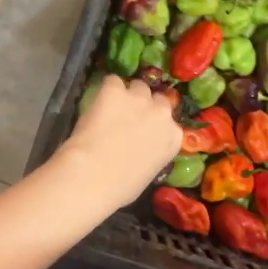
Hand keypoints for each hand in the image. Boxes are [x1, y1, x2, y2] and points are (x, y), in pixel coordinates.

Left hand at [55, 75, 182, 211]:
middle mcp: (161, 113)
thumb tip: (141, 151)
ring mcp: (138, 98)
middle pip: (157, 99)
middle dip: (145, 106)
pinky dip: (105, 90)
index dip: (155, 125)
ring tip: (110, 109)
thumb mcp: (149, 173)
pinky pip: (112, 81)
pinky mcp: (114, 90)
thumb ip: (152, 154)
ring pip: (137, 86)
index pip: (170, 122)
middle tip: (128, 118)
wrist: (94, 175)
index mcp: (173, 137)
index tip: (144, 132)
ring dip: (126, 95)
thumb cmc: (121, 186)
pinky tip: (97, 103)